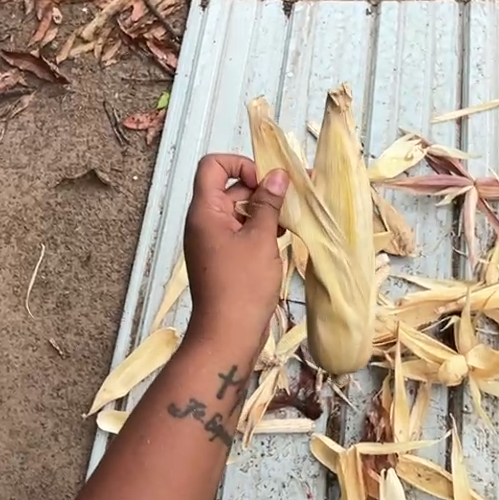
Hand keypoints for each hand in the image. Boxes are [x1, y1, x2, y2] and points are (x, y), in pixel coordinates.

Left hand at [182, 154, 288, 348]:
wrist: (227, 335)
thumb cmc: (242, 286)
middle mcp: (204, 222)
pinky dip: (261, 228)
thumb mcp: (261, 238)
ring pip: (239, 210)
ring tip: (293, 218)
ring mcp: (213, 241)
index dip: (240, 164)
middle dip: (262, 188)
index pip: (213, 165)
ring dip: (265, 209)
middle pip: (230, 187)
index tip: (264, 182)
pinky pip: (241, 231)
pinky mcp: (224, 257)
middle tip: (294, 196)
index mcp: (205, 211)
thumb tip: (278, 175)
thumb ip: (269, 203)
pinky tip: (284, 235)